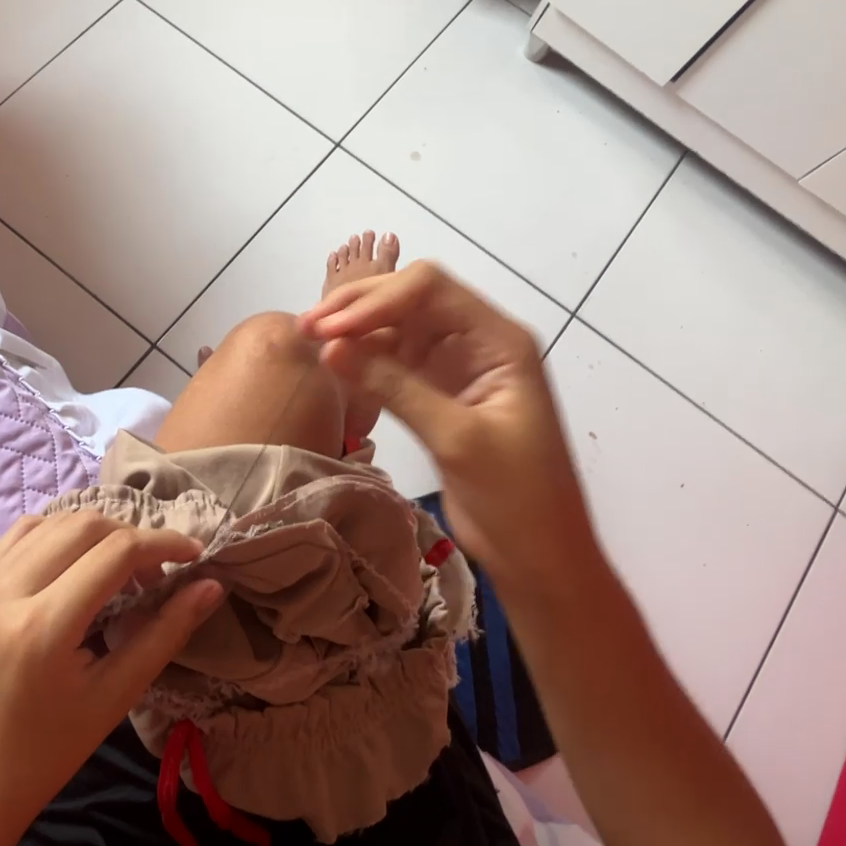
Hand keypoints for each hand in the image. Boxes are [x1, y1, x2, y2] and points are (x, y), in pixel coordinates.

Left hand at [0, 512, 225, 845]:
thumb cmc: (50, 751)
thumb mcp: (117, 696)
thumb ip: (167, 633)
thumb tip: (212, 585)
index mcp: (43, 628)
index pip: (116, 551)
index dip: (164, 543)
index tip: (194, 554)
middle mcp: (6, 594)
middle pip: (85, 525)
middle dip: (132, 536)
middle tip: (155, 575)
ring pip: (52, 521)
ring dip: (96, 533)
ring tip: (118, 572)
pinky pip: (20, 536)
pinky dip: (58, 535)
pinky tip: (77, 565)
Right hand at [300, 261, 591, 579]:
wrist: (541, 556)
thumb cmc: (517, 498)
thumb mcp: (457, 438)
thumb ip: (396, 388)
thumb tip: (330, 348)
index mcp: (498, 339)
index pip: (430, 290)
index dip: (376, 300)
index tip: (328, 329)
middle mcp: (478, 341)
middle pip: (412, 299)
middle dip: (359, 307)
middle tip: (305, 327)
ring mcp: (457, 366)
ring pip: (399, 327)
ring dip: (356, 329)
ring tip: (308, 339)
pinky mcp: (439, 393)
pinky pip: (396, 362)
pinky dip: (364, 359)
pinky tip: (334, 363)